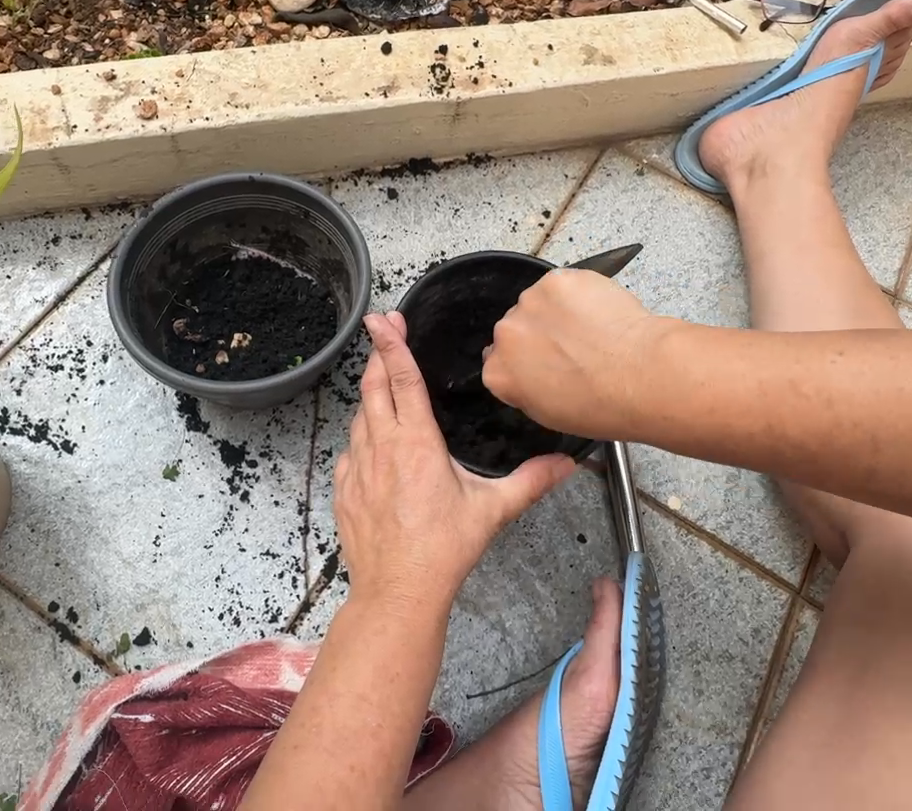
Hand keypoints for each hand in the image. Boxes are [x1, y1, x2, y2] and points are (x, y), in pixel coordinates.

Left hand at [334, 313, 577, 617]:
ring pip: (360, 417)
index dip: (393, 345)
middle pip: (373, 387)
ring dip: (370, 397)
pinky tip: (372, 443)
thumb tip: (567, 464)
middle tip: (382, 332)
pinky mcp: (344, 489)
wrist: (398, 592)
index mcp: (416, 443)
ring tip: (382, 385)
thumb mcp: (493, 511)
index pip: (402, 380)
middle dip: (377, 355)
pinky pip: (350, 451)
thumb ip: (531, 481)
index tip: (384, 320)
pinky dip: (361, 438)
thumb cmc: (443, 550)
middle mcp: (382, 447)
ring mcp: (357, 468)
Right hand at [482, 269, 665, 438]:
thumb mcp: (550, 416)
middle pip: (516, 327)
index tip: (545, 364)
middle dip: (539, 334)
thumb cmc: (603, 404)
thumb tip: (531, 376)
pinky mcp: (557, 281)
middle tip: (573, 348)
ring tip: (593, 330)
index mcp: (499, 373)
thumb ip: (526, 390)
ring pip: (540, 302)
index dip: (526, 362)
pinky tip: (600, 313)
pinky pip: (564, 285)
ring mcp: (530, 303)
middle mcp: (505, 334)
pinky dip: (580, 294)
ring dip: (559, 311)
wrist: (639, 376)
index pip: (499, 361)